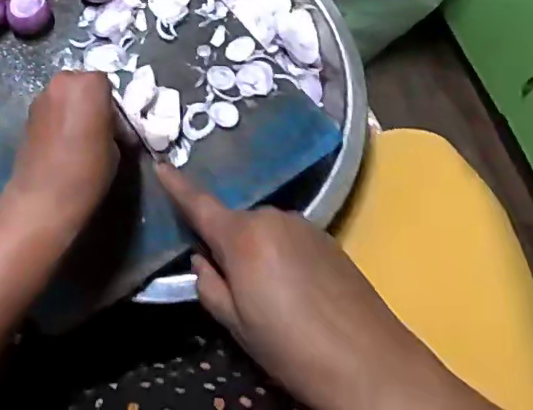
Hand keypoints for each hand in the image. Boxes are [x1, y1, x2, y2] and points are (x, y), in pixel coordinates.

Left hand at [1, 70, 119, 229]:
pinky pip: (50, 107)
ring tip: (76, 135)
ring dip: (71, 106)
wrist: (42, 198)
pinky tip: (60, 141)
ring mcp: (41, 96)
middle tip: (95, 125)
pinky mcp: (27, 112)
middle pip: (81, 82)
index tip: (113, 122)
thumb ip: (111, 124)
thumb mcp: (115, 148)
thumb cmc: (87, 172)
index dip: (110, 101)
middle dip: (88, 98)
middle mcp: (62, 82)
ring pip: (63, 94)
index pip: (106, 81)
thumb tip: (109, 124)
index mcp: (89, 84)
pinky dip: (56, 116)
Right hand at [156, 164, 496, 409]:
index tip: (160, 165)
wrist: (373, 366)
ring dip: (259, 250)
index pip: (200, 203)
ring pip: (264, 230)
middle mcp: (271, 217)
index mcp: (242, 237)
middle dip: (228, 243)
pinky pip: (289, 237)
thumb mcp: (238, 326)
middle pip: (235, 222)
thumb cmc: (294, 349)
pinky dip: (283, 255)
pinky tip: (299, 292)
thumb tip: (201, 259)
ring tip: (272, 295)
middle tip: (234, 284)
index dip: (177, 186)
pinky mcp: (327, 237)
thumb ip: (209, 285)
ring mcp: (302, 224)